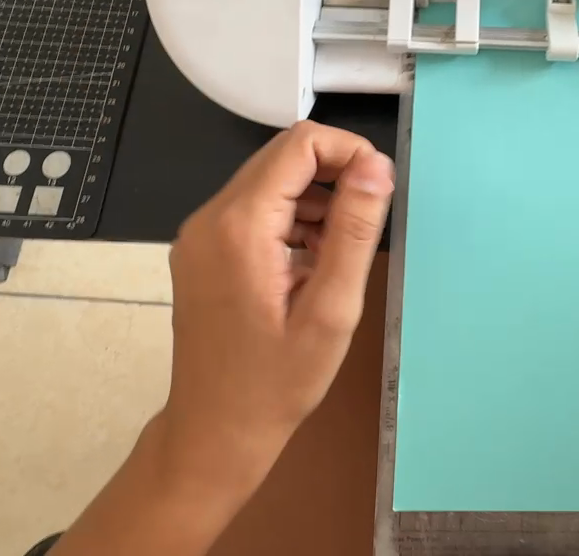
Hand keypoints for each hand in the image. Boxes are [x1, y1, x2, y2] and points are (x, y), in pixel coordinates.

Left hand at [158, 121, 394, 482]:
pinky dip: (291, 214)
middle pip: (283, 155)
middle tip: (368, 216)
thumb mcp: (332, 308)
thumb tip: (376, 165)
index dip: (348, 150)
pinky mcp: (201, 248)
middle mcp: (210, 216)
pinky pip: (254, 205)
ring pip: (270, 178)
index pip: (300, 144)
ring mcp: (200, 232)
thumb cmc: (278, 381)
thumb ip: (355, 230)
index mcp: (240, 225)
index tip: (378, 188)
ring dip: (315, 195)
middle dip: (334, 171)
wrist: (214, 434)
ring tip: (340, 246)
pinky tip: (311, 258)